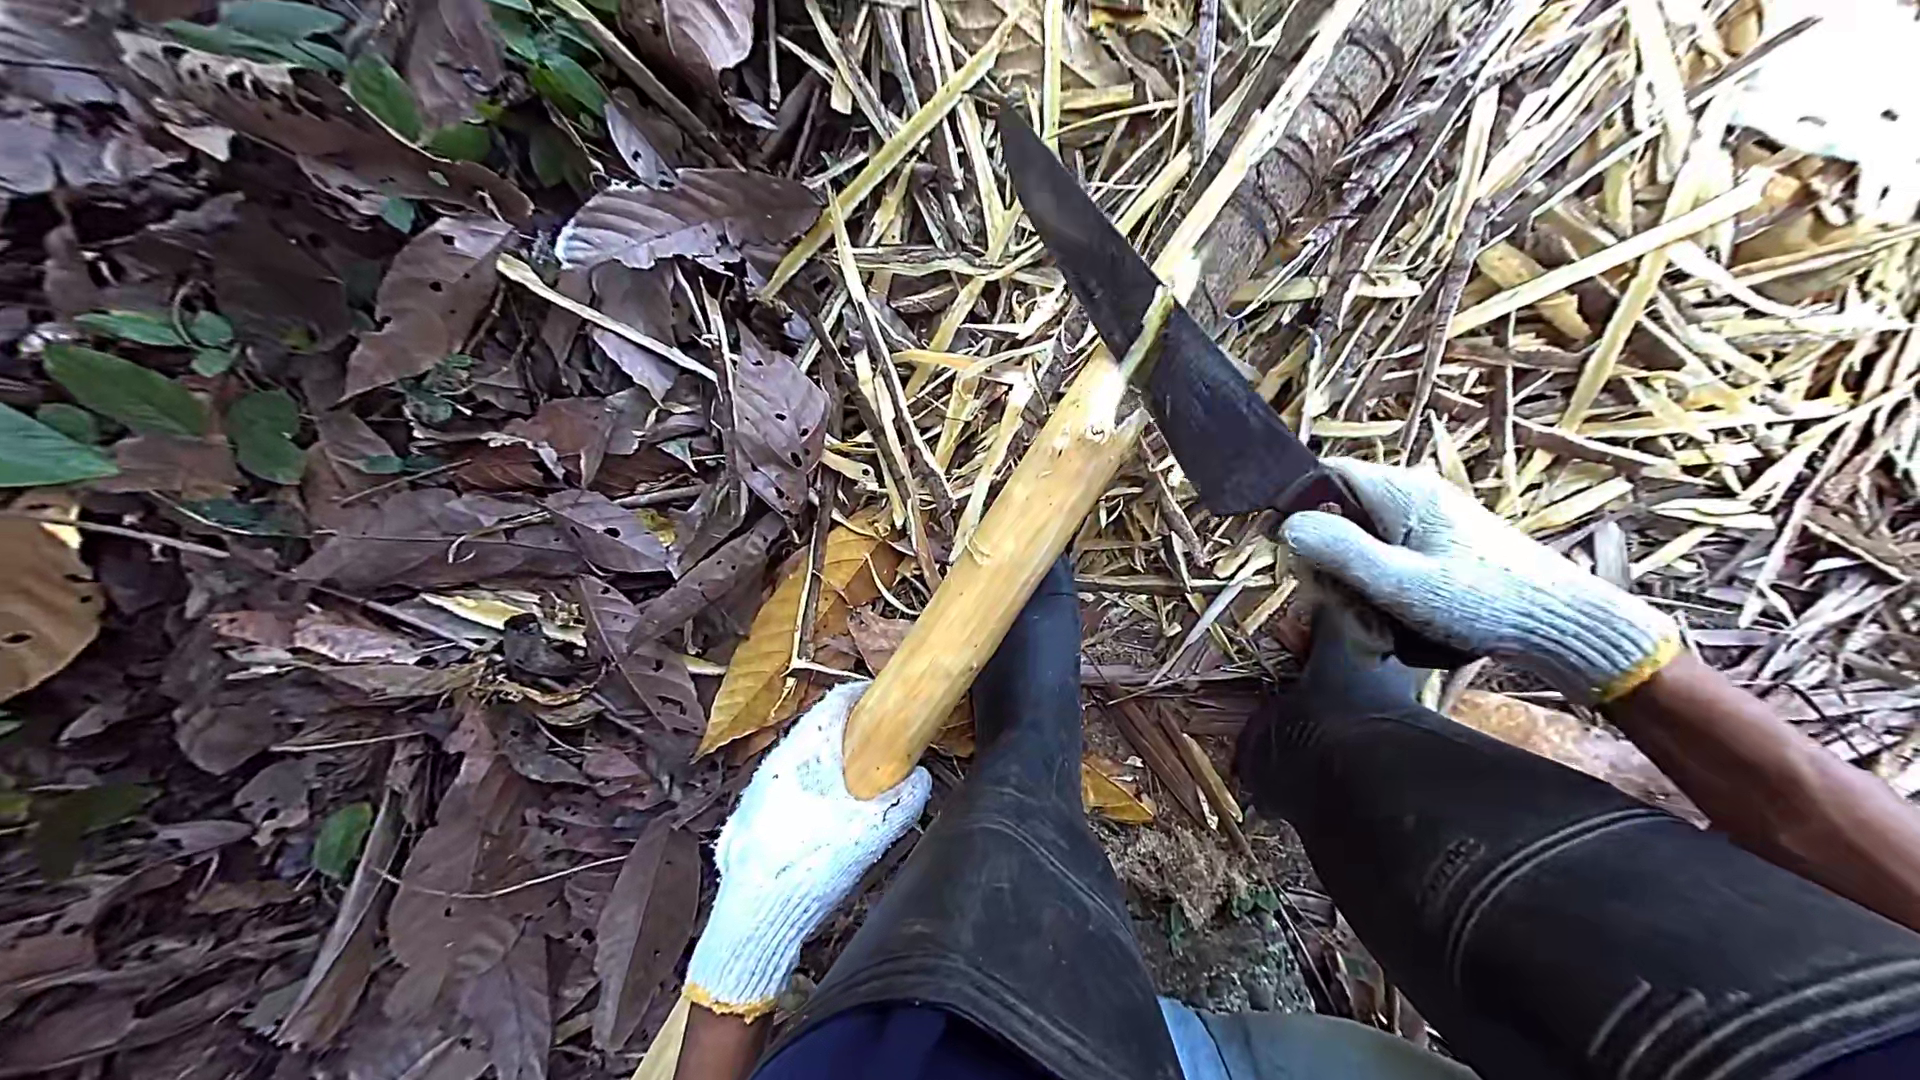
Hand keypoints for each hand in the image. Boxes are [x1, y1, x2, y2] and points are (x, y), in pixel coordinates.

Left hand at [685, 681, 930, 1016]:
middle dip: (851, 734)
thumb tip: (920, 778)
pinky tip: (820, 822)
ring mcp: (756, 789)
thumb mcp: (872, 834)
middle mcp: (774, 761)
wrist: (752, 923)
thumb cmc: (811, 871)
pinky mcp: (746, 816)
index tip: (885, 700)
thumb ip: (905, 800)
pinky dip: (806, 789)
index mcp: (804, 751)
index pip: (838, 700)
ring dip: (827, 762)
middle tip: (877, 749)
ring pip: (799, 757)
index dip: (866, 695)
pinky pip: (782, 786)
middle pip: (819, 728)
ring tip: (852, 787)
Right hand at [1280, 458, 1680, 702]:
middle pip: (1332, 519)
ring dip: (1351, 590)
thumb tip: (1285, 525)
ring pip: (1354, 547)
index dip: (1294, 508)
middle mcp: (1408, 497)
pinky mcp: (1434, 549)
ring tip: (1377, 627)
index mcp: (1400, 490)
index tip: (1287, 551)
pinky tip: (1393, 624)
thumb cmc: (1486, 604)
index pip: (1321, 475)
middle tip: (1344, 606)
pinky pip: (1381, 563)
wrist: (1571, 630)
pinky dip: (1377, 594)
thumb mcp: (1399, 582)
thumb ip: (1338, 550)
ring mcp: (1422, 523)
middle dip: (1326, 566)